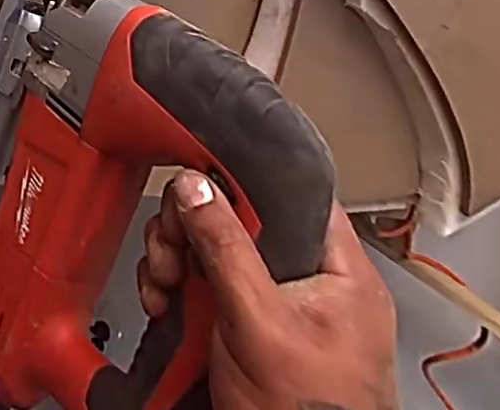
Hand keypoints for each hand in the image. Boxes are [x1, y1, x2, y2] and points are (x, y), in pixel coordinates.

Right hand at [137, 169, 396, 409]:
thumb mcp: (260, 323)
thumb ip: (225, 247)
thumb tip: (194, 184)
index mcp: (335, 271)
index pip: (290, 192)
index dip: (241, 176)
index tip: (197, 176)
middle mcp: (300, 275)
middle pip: (233, 213)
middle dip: (188, 227)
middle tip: (173, 249)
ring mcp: (264, 295)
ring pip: (204, 241)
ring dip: (170, 256)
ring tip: (164, 287)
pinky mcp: (234, 312)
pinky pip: (192, 274)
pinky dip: (169, 283)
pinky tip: (164, 303)